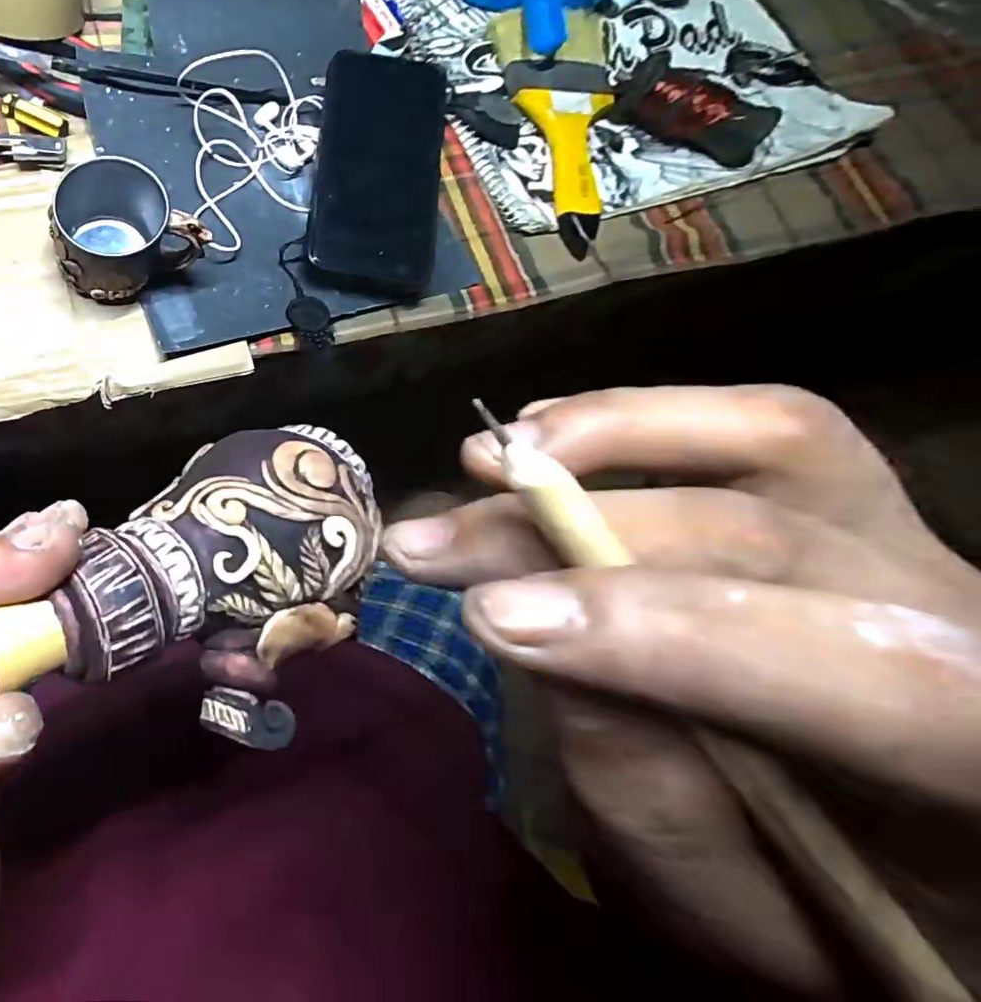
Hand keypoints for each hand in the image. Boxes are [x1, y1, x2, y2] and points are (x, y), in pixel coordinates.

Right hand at [381, 386, 980, 993]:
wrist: (880, 862)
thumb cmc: (805, 916)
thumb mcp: (722, 905)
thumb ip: (640, 781)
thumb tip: (522, 627)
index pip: (882, 680)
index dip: (672, 633)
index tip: (491, 620)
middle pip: (772, 542)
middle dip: (571, 537)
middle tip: (426, 547)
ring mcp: (910, 553)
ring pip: (782, 443)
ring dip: (606, 439)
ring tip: (485, 459)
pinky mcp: (839, 514)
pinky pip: (759, 433)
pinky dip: (638, 421)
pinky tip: (543, 434)